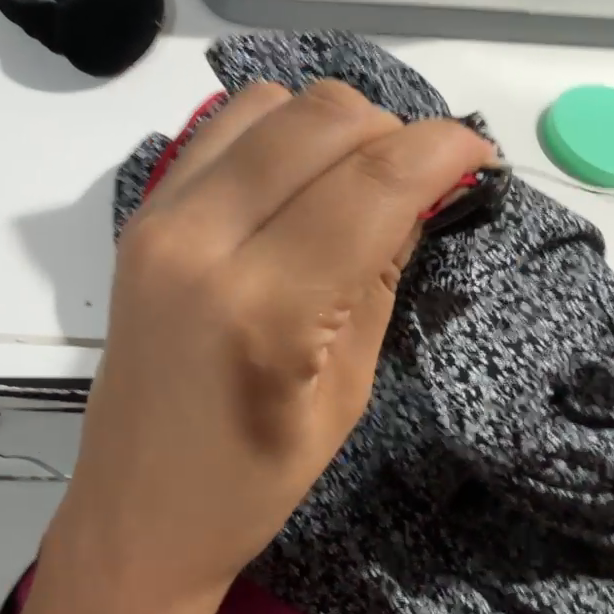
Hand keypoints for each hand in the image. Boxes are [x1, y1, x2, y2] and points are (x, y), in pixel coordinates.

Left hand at [44, 81, 494, 606]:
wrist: (134, 508)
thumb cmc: (251, 481)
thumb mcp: (346, 390)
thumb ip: (381, 272)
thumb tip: (421, 189)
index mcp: (265, 306)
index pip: (373, 181)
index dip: (442, 148)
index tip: (479, 153)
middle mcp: (201, 239)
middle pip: (319, 118)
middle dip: (390, 130)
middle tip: (413, 178)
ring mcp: (159, 217)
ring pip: (268, 104)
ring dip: (329, 125)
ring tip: (351, 177)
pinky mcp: (140, 214)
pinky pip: (219, 129)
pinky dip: (274, 132)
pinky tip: (292, 179)